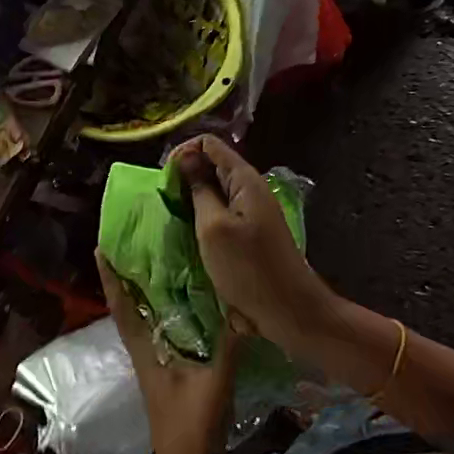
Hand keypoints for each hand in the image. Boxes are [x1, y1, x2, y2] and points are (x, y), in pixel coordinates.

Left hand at [98, 252, 237, 453]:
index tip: (100, 249)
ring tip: (156, 267)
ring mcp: (155, 369)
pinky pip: (161, 336)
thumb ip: (230, 344)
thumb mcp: (216, 383)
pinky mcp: (168, 378)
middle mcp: (144, 358)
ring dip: (144, 297)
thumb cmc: (193, 430)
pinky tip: (185, 308)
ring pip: (145, 324)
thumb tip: (242, 303)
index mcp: (145, 355)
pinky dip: (165, 317)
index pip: (123, 309)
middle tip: (134, 247)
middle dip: (127, 281)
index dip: (111, 279)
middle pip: (129, 312)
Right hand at [171, 135, 328, 345]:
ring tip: (174, 215)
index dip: (184, 153)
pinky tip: (192, 231)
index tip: (164, 179)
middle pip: (213, 164)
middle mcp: (251, 188)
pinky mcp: (251, 230)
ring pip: (217, 188)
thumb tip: (187, 160)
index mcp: (244, 179)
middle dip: (186, 175)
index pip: (210, 144)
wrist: (288, 308)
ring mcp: (253, 209)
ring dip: (194, 196)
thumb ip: (199, 190)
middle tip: (165, 200)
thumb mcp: (213, 227)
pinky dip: (205, 214)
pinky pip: (223, 210)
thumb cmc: (247, 268)